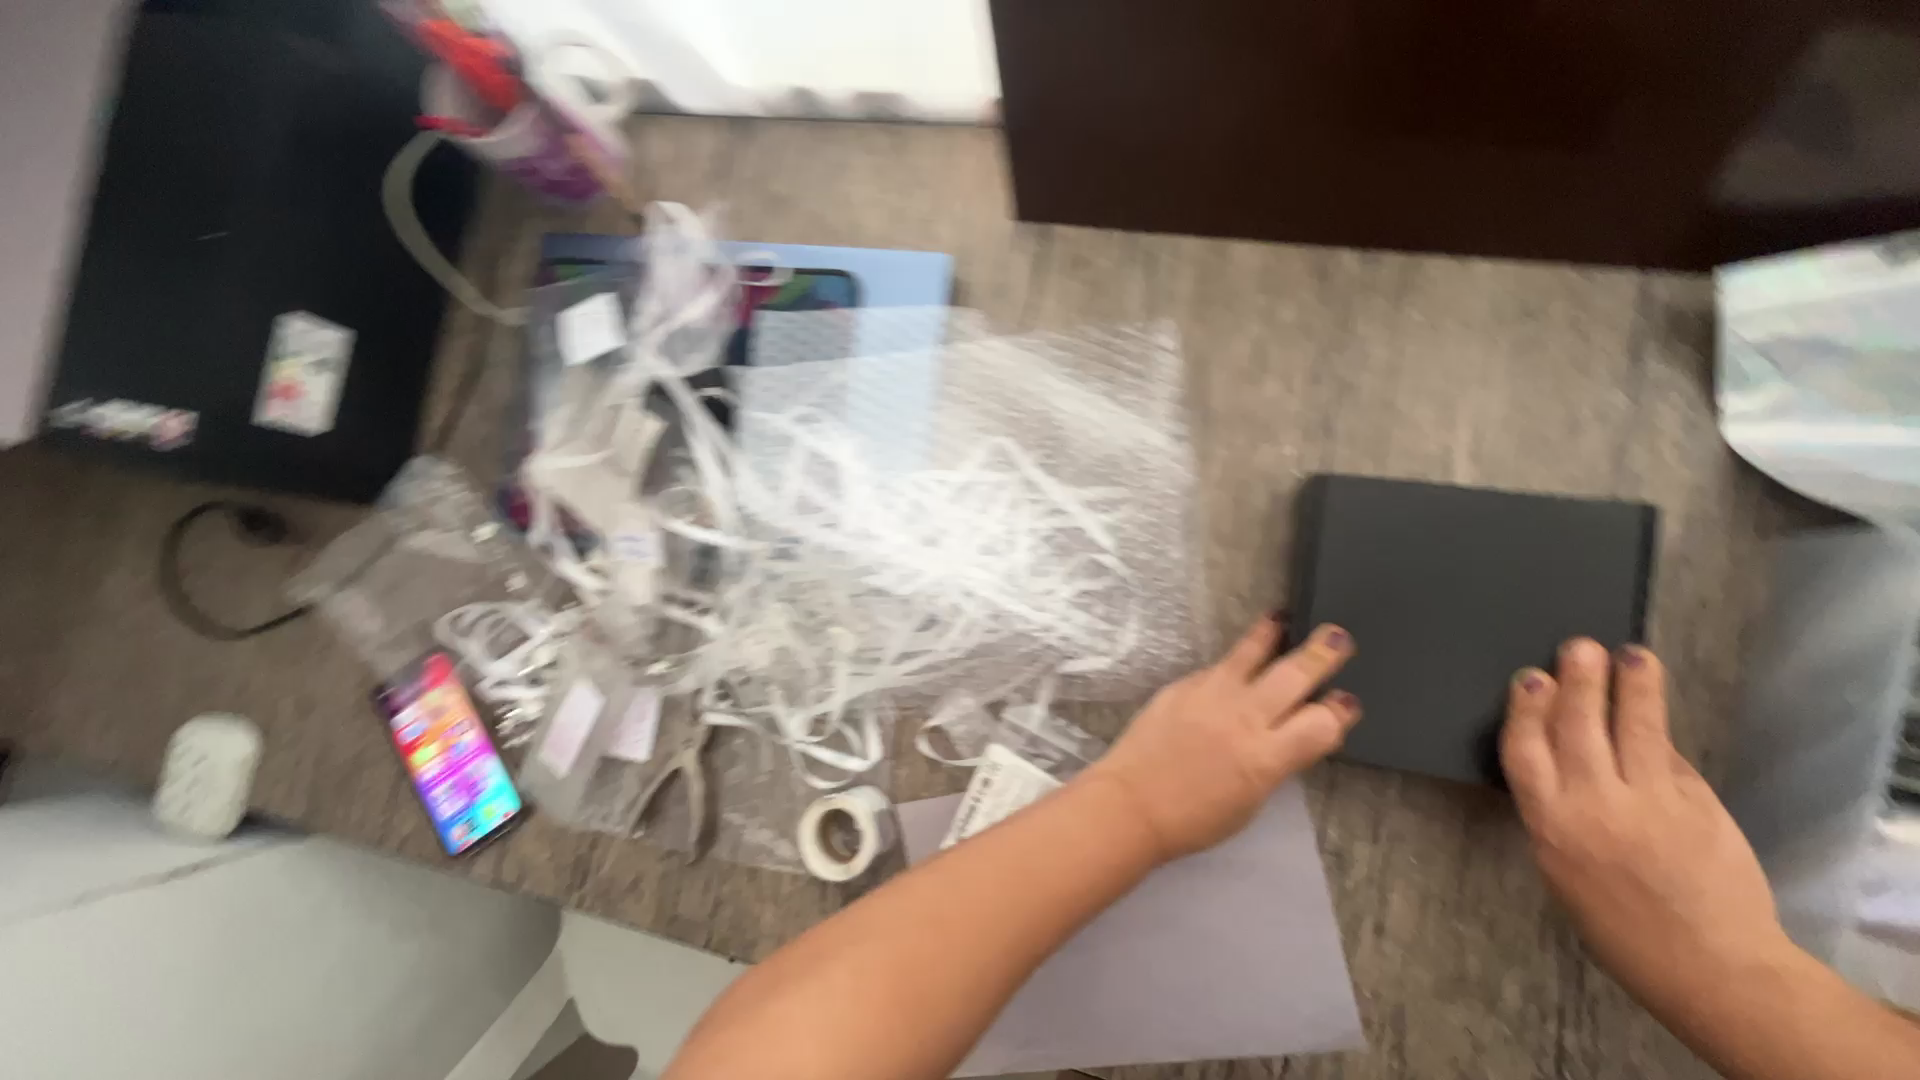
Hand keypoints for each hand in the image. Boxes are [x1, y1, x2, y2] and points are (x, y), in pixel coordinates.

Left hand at [1083, 616, 1360, 862]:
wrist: (1131, 803)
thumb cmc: (1194, 818)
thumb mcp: (1251, 801)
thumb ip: (1275, 762)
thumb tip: (1289, 735)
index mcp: (1266, 757)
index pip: (1321, 724)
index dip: (1340, 713)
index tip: (1347, 703)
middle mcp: (1244, 718)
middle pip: (1293, 675)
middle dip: (1321, 654)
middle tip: (1337, 636)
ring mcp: (1210, 696)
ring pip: (1250, 654)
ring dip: (1271, 634)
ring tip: (1282, 617)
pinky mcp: (1182, 686)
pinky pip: (1217, 669)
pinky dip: (1233, 663)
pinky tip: (1236, 662)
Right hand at [1501, 638, 1791, 1011]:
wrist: (1706, 962)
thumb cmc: (1614, 922)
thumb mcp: (1560, 865)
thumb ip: (1559, 810)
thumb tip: (1567, 758)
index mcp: (1550, 823)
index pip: (1527, 750)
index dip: (1526, 710)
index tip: (1529, 677)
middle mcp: (1594, 804)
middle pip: (1578, 728)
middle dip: (1578, 683)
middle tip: (1578, 646)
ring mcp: (1651, 802)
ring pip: (1635, 730)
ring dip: (1632, 688)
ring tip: (1631, 654)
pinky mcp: (1698, 805)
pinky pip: (1671, 758)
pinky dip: (1659, 730)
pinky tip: (1654, 708)